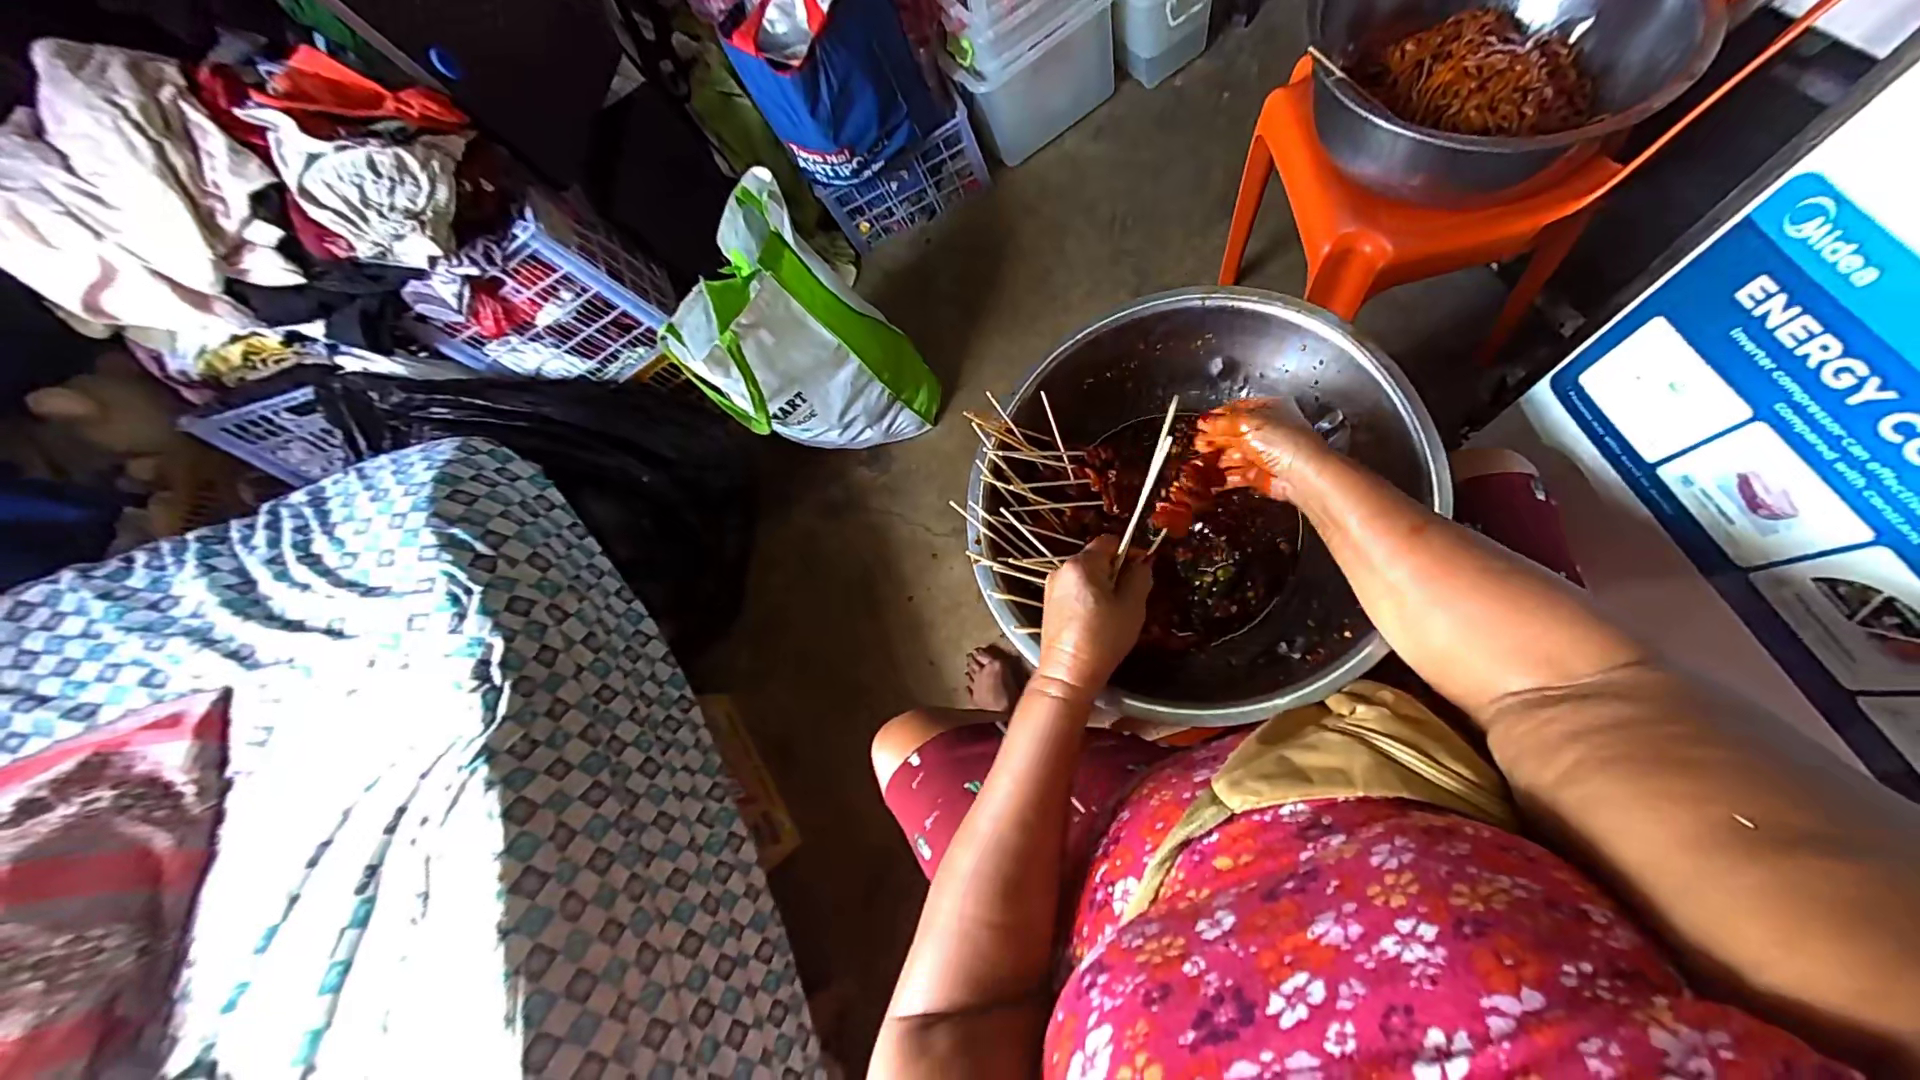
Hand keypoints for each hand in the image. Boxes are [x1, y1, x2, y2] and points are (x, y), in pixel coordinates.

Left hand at [1035, 535, 1151, 694]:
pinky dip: (1088, 595)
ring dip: (1102, 583)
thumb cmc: (1104, 638)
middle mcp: (1062, 569)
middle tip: (1131, 594)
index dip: (1129, 550)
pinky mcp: (1048, 603)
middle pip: (1095, 557)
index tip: (1142, 568)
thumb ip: (1140, 577)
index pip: (1109, 541)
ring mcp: (1052, 586)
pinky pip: (1074, 588)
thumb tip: (1142, 561)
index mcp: (1081, 564)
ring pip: (1085, 574)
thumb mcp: (1132, 606)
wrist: (1067, 672)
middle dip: (1115, 569)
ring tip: (1114, 610)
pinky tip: (1096, 618)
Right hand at [1193, 397, 1328, 501]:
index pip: (1237, 410)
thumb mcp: (1249, 423)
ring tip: (1199, 461)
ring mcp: (1263, 454)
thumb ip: (1223, 422)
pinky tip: (1209, 477)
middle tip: (1198, 444)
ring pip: (1232, 455)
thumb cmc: (1286, 442)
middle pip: (1232, 434)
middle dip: (1214, 439)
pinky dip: (1222, 477)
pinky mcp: (1259, 475)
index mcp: (1269, 409)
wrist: (1302, 475)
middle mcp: (1267, 431)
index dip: (1217, 417)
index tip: (1201, 424)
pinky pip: (1235, 475)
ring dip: (1215, 459)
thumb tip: (1203, 421)